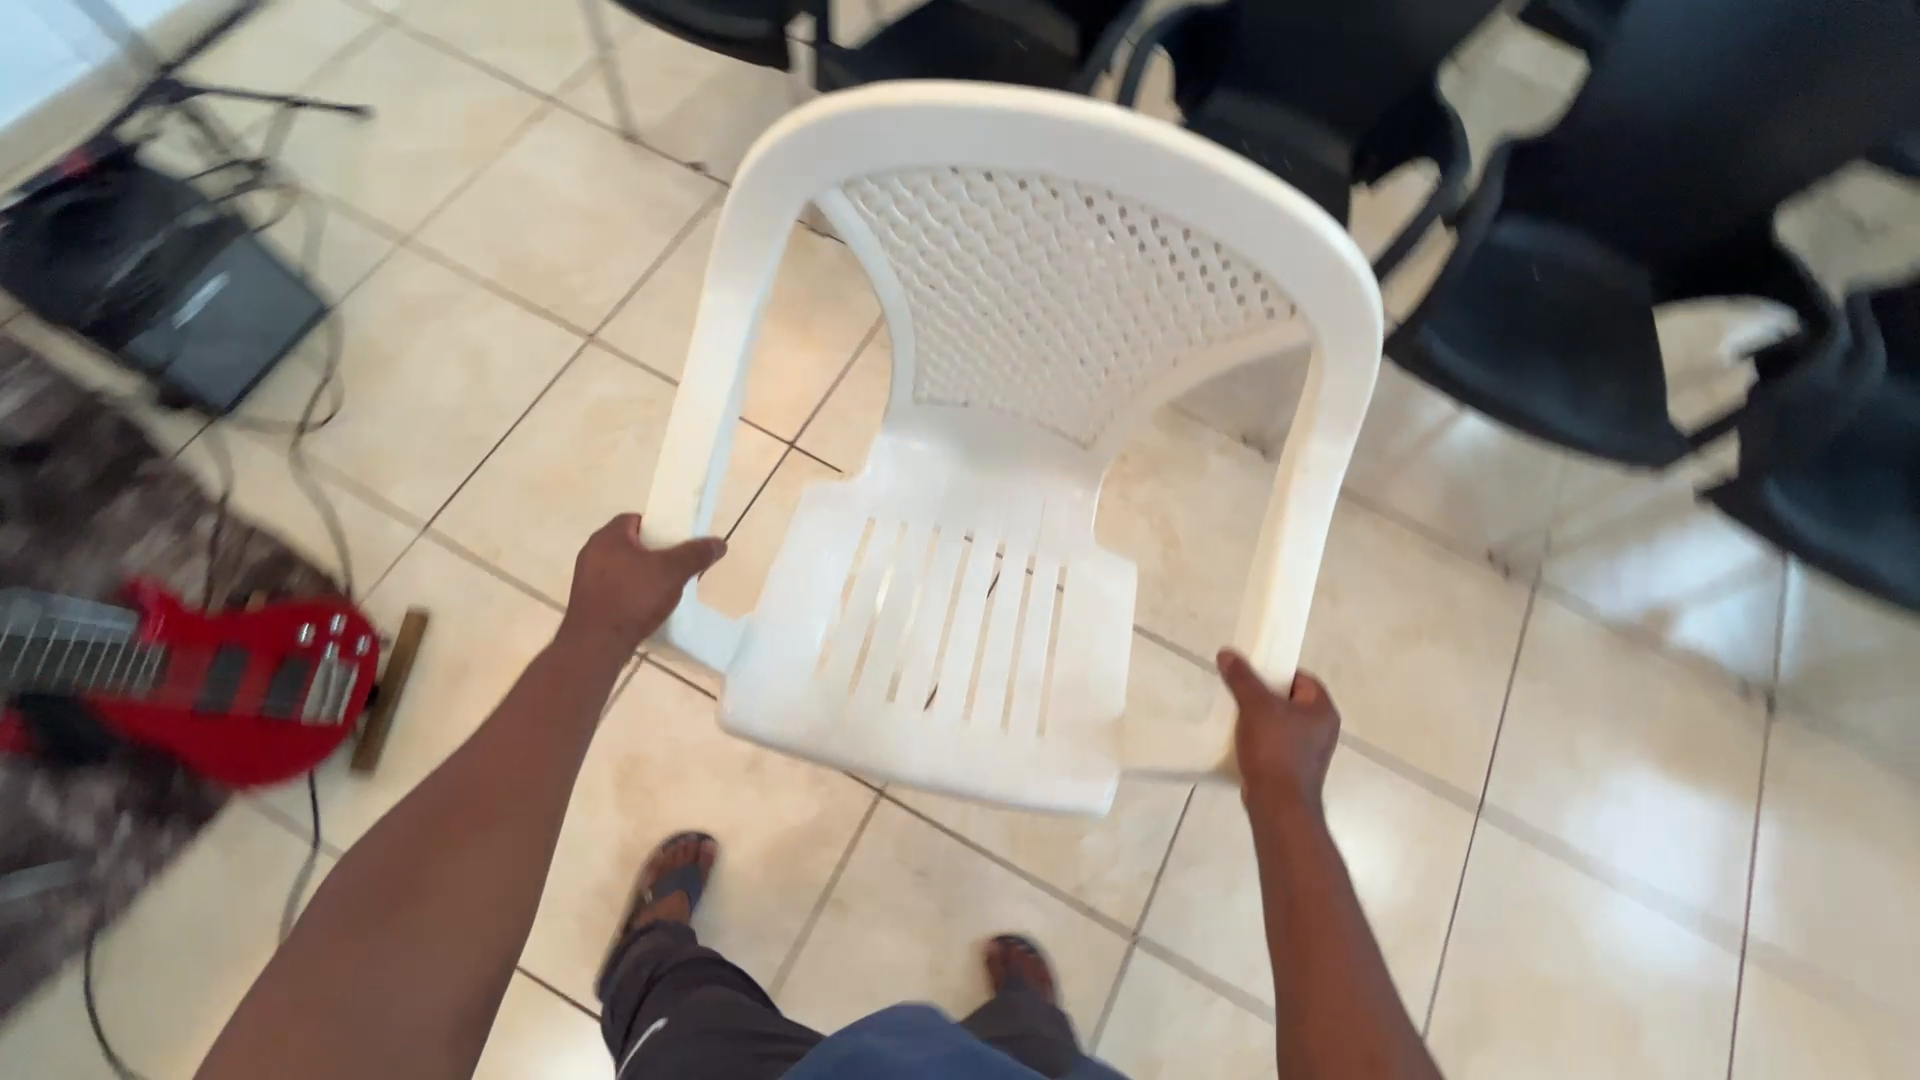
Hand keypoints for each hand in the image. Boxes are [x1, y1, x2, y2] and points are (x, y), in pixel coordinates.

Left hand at [558, 514, 725, 654]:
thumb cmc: (633, 598)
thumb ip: (696, 554)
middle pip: (631, 544)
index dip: (659, 526)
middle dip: (655, 553)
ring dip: (643, 574)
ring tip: (665, 589)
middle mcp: (591, 552)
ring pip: (623, 567)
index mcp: (608, 537)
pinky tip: (646, 607)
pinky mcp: (587, 601)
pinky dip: (631, 592)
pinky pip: (615, 587)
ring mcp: (586, 578)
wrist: (597, 644)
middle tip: (676, 566)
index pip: (636, 519)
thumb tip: (719, 542)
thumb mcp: (673, 572)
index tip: (676, 542)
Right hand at [1216, 649, 1339, 811]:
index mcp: (1323, 710)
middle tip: (1240, 693)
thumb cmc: (1274, 750)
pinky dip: (1261, 740)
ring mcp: (1311, 751)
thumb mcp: (1255, 706)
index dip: (1277, 671)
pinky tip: (1242, 742)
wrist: (1278, 805)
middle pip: (1291, 700)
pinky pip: (1278, 744)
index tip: (1252, 675)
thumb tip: (1227, 653)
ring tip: (1237, 717)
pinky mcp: (1296, 769)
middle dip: (1265, 696)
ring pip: (1283, 723)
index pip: (1302, 678)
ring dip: (1261, 719)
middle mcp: (1323, 729)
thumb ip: (1241, 678)